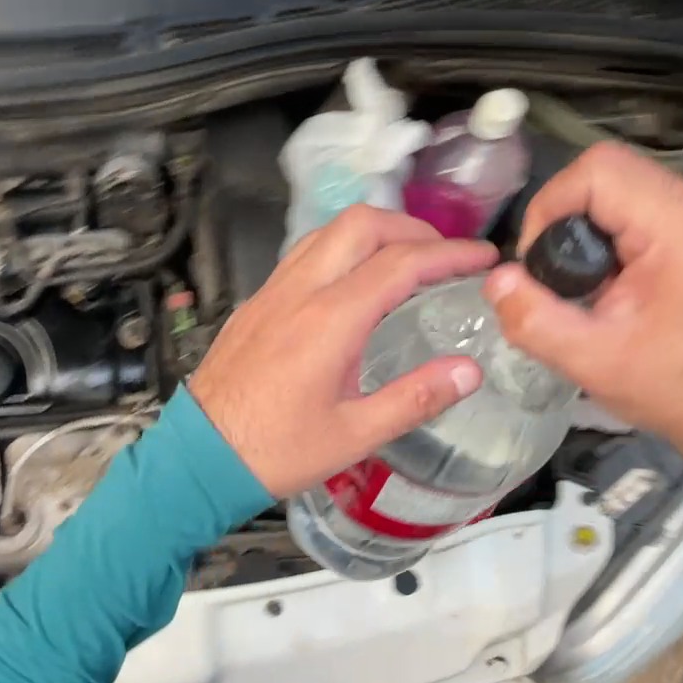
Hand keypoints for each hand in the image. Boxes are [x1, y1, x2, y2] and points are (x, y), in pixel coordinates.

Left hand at [188, 206, 494, 496]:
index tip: (483, 259)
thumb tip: (469, 371)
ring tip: (398, 262)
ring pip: (324, 234)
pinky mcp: (251, 309)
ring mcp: (268, 296)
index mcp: (330, 320)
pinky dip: (334, 253)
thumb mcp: (353, 436)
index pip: (402, 262)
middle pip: (361, 225)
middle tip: (441, 256)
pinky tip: (346, 287)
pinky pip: (298, 258)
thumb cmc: (275, 452)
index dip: (450, 254)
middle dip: (411, 229)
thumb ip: (414, 399)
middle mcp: (298, 293)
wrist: (199, 458)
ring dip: (369, 234)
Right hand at [483, 143, 682, 472]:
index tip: (541, 263)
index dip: (550, 207)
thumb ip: (533, 318)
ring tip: (595, 295)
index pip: (599, 170)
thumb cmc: (672, 389)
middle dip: (571, 229)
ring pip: (630, 193)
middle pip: (613, 179)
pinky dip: (622, 242)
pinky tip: (623, 288)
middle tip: (565, 290)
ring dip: (595, 239)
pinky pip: (653, 209)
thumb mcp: (588, 362)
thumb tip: (497, 279)